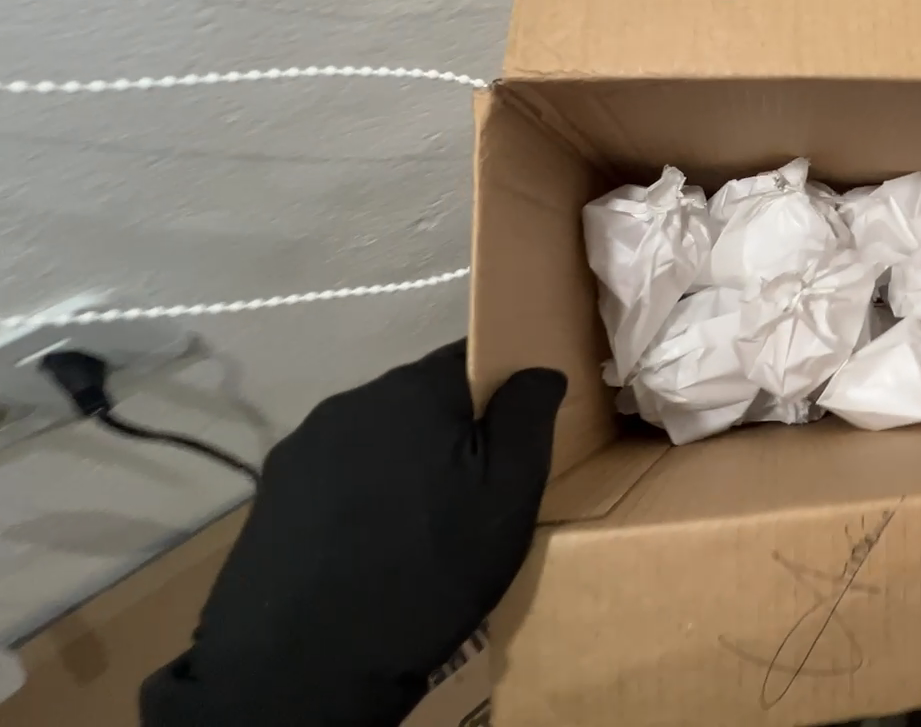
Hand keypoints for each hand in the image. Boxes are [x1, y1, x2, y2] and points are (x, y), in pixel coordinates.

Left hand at [140, 340, 565, 726]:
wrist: (301, 677)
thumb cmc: (431, 566)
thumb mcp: (511, 489)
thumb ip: (529, 412)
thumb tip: (537, 369)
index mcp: (410, 391)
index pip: (474, 356)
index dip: (505, 389)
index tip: (520, 434)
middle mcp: (348, 405)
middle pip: (426, 395)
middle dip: (458, 426)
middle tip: (483, 485)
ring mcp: (300, 453)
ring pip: (384, 434)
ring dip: (412, 459)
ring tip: (430, 518)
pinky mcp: (271, 499)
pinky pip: (344, 472)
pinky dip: (371, 491)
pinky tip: (379, 540)